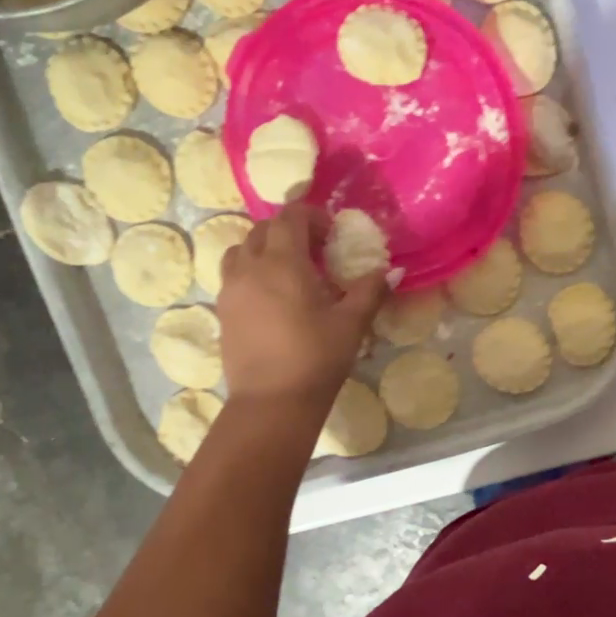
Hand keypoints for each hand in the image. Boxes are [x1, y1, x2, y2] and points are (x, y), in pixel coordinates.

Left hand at [218, 202, 385, 402]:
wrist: (272, 401)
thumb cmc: (317, 359)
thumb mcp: (351, 324)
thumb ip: (370, 291)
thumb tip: (392, 271)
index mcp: (283, 262)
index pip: (291, 217)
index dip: (312, 215)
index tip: (333, 230)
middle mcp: (250, 266)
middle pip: (264, 229)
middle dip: (290, 230)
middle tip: (316, 251)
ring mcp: (231, 289)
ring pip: (242, 250)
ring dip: (266, 249)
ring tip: (289, 271)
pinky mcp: (223, 310)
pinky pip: (234, 275)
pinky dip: (253, 272)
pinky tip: (273, 297)